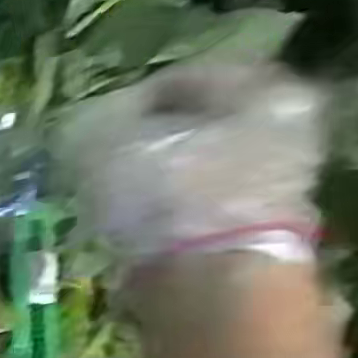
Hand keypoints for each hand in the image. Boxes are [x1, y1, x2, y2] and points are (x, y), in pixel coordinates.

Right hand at [65, 63, 323, 268]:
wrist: (202, 278)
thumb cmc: (165, 197)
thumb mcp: (110, 147)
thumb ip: (93, 125)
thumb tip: (80, 124)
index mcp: (259, 92)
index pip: (182, 79)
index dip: (125, 101)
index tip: (81, 131)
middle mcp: (277, 128)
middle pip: (190, 126)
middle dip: (134, 146)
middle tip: (84, 167)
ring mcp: (266, 180)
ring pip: (184, 168)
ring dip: (138, 183)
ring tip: (92, 203)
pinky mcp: (239, 226)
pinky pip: (184, 207)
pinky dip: (149, 214)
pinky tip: (116, 230)